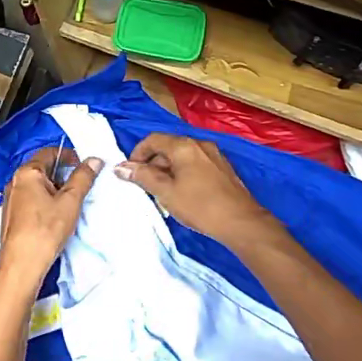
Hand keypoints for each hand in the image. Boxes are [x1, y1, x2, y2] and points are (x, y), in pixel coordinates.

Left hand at [0, 147, 101, 279]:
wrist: (22, 264)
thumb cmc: (46, 228)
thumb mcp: (71, 200)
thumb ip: (83, 177)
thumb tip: (94, 159)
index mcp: (27, 173)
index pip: (50, 152)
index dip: (70, 155)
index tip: (86, 167)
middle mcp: (15, 182)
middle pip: (43, 168)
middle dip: (64, 174)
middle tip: (82, 186)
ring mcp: (11, 200)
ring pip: (38, 185)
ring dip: (56, 189)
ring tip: (72, 203)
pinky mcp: (12, 216)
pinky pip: (32, 199)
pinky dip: (46, 201)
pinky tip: (57, 216)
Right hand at [115, 134, 280, 247]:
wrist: (240, 221)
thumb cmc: (200, 206)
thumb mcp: (166, 192)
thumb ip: (143, 177)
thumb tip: (121, 167)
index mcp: (184, 146)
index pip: (153, 139)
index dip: (137, 154)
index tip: (130, 173)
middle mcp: (200, 144)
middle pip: (169, 146)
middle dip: (153, 164)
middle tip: (145, 187)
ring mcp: (214, 155)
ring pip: (183, 156)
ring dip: (168, 170)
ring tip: (163, 193)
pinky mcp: (223, 168)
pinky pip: (197, 164)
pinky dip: (184, 173)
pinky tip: (184, 193)